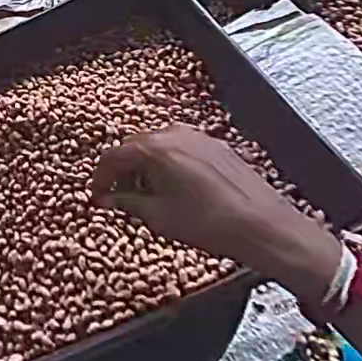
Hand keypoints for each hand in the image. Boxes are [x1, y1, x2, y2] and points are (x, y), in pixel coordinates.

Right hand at [91, 124, 343, 297]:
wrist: (264, 226)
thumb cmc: (210, 223)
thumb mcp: (159, 217)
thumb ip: (127, 203)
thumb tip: (107, 199)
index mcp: (155, 148)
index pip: (114, 155)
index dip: (100, 176)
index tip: (97, 193)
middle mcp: (175, 134)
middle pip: (135, 146)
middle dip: (123, 170)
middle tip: (117, 195)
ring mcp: (198, 137)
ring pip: (159, 145)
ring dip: (146, 166)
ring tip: (146, 194)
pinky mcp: (216, 145)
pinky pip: (181, 148)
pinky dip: (168, 163)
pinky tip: (173, 187)